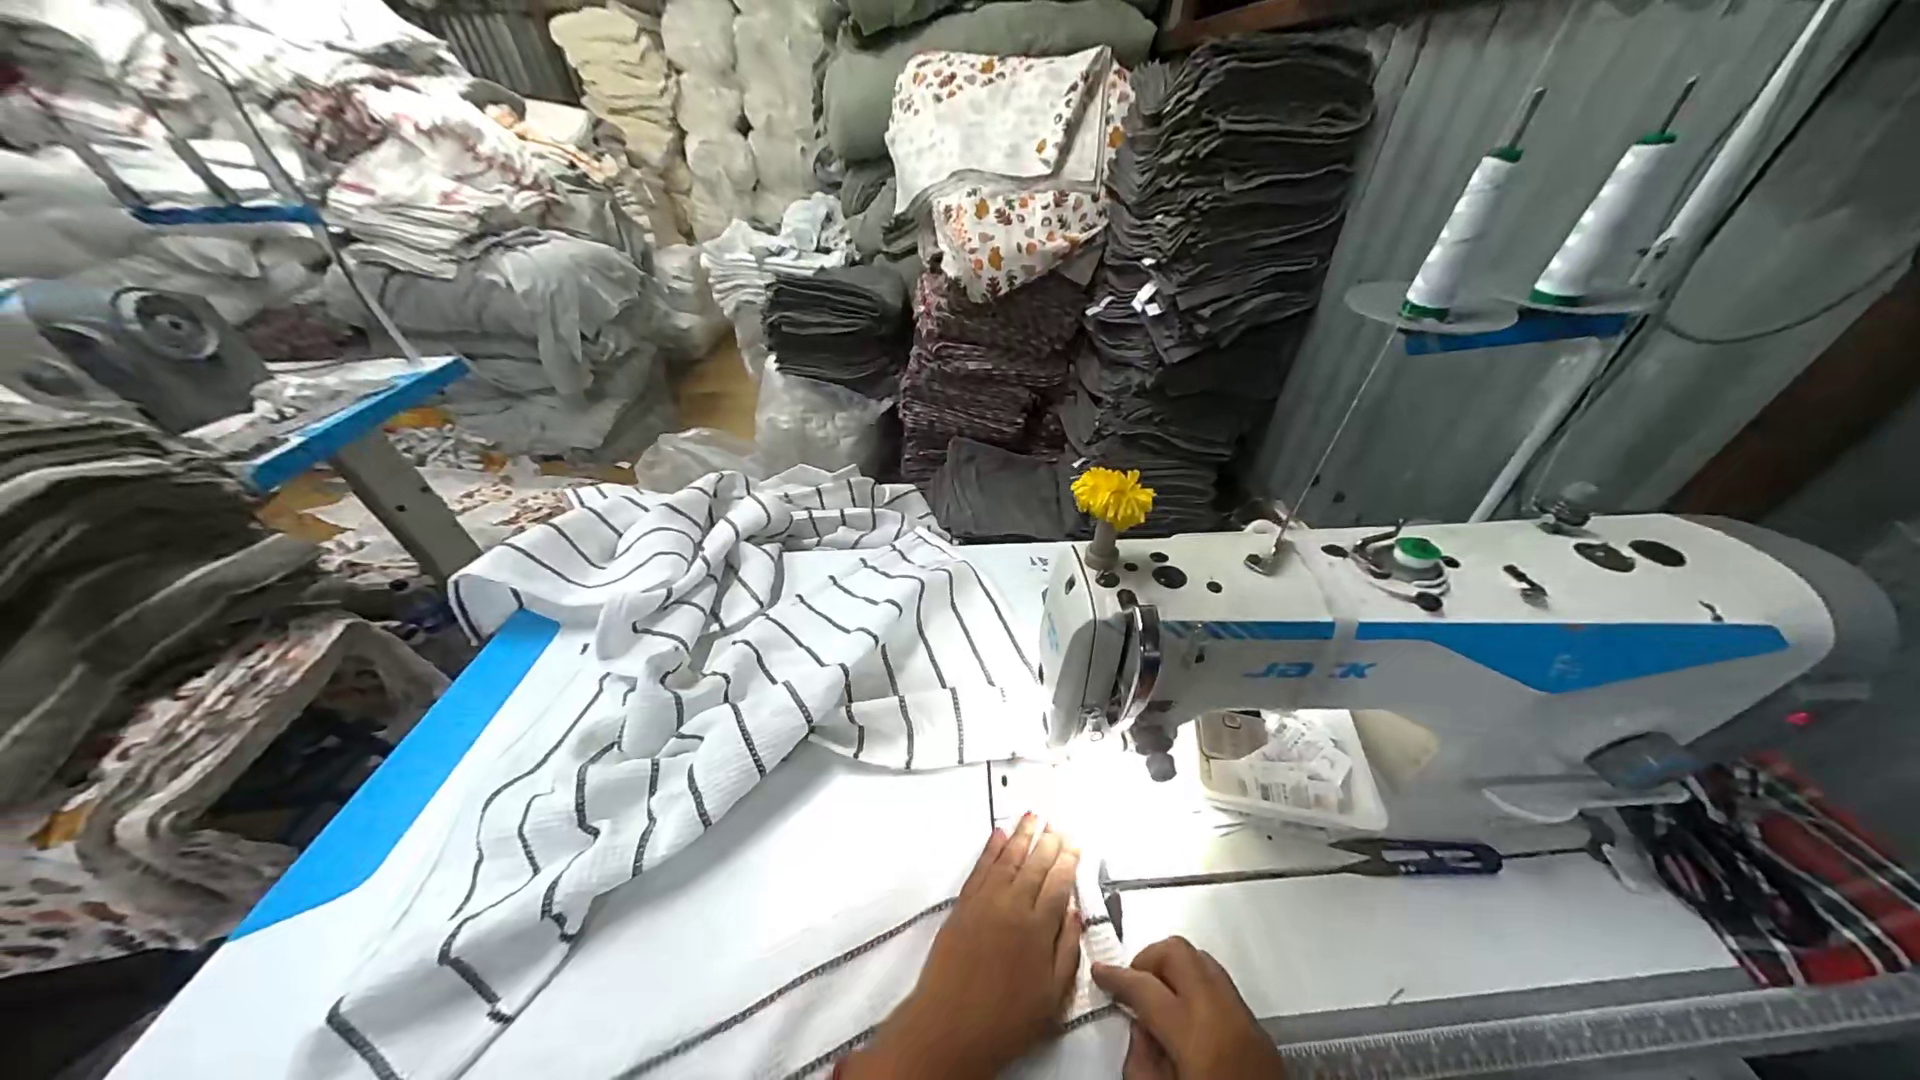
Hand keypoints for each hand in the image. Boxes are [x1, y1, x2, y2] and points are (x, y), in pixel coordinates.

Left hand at [840, 814, 1082, 1079]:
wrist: (951, 1025)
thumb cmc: (1006, 1020)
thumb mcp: (1053, 996)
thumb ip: (1067, 950)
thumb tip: (1074, 915)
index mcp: (1039, 928)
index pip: (1058, 883)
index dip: (1068, 861)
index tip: (1074, 845)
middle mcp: (1013, 906)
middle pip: (1035, 865)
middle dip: (1048, 842)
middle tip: (1056, 825)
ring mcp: (986, 902)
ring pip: (1008, 859)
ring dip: (1021, 835)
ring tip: (1031, 816)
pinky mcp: (963, 905)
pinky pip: (980, 868)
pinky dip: (990, 849)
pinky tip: (998, 834)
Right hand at [1093, 936, 1283, 1079]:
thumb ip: (1140, 1060)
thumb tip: (1139, 1028)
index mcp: (1194, 1034)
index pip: (1144, 986)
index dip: (1116, 977)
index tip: (1100, 972)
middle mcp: (1222, 1013)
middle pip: (1178, 953)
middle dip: (1149, 960)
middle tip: (1133, 985)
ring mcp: (1246, 1020)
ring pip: (1203, 961)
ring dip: (1175, 969)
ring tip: (1160, 998)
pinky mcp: (1261, 1033)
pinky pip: (1222, 988)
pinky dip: (1198, 988)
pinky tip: (1188, 1019)